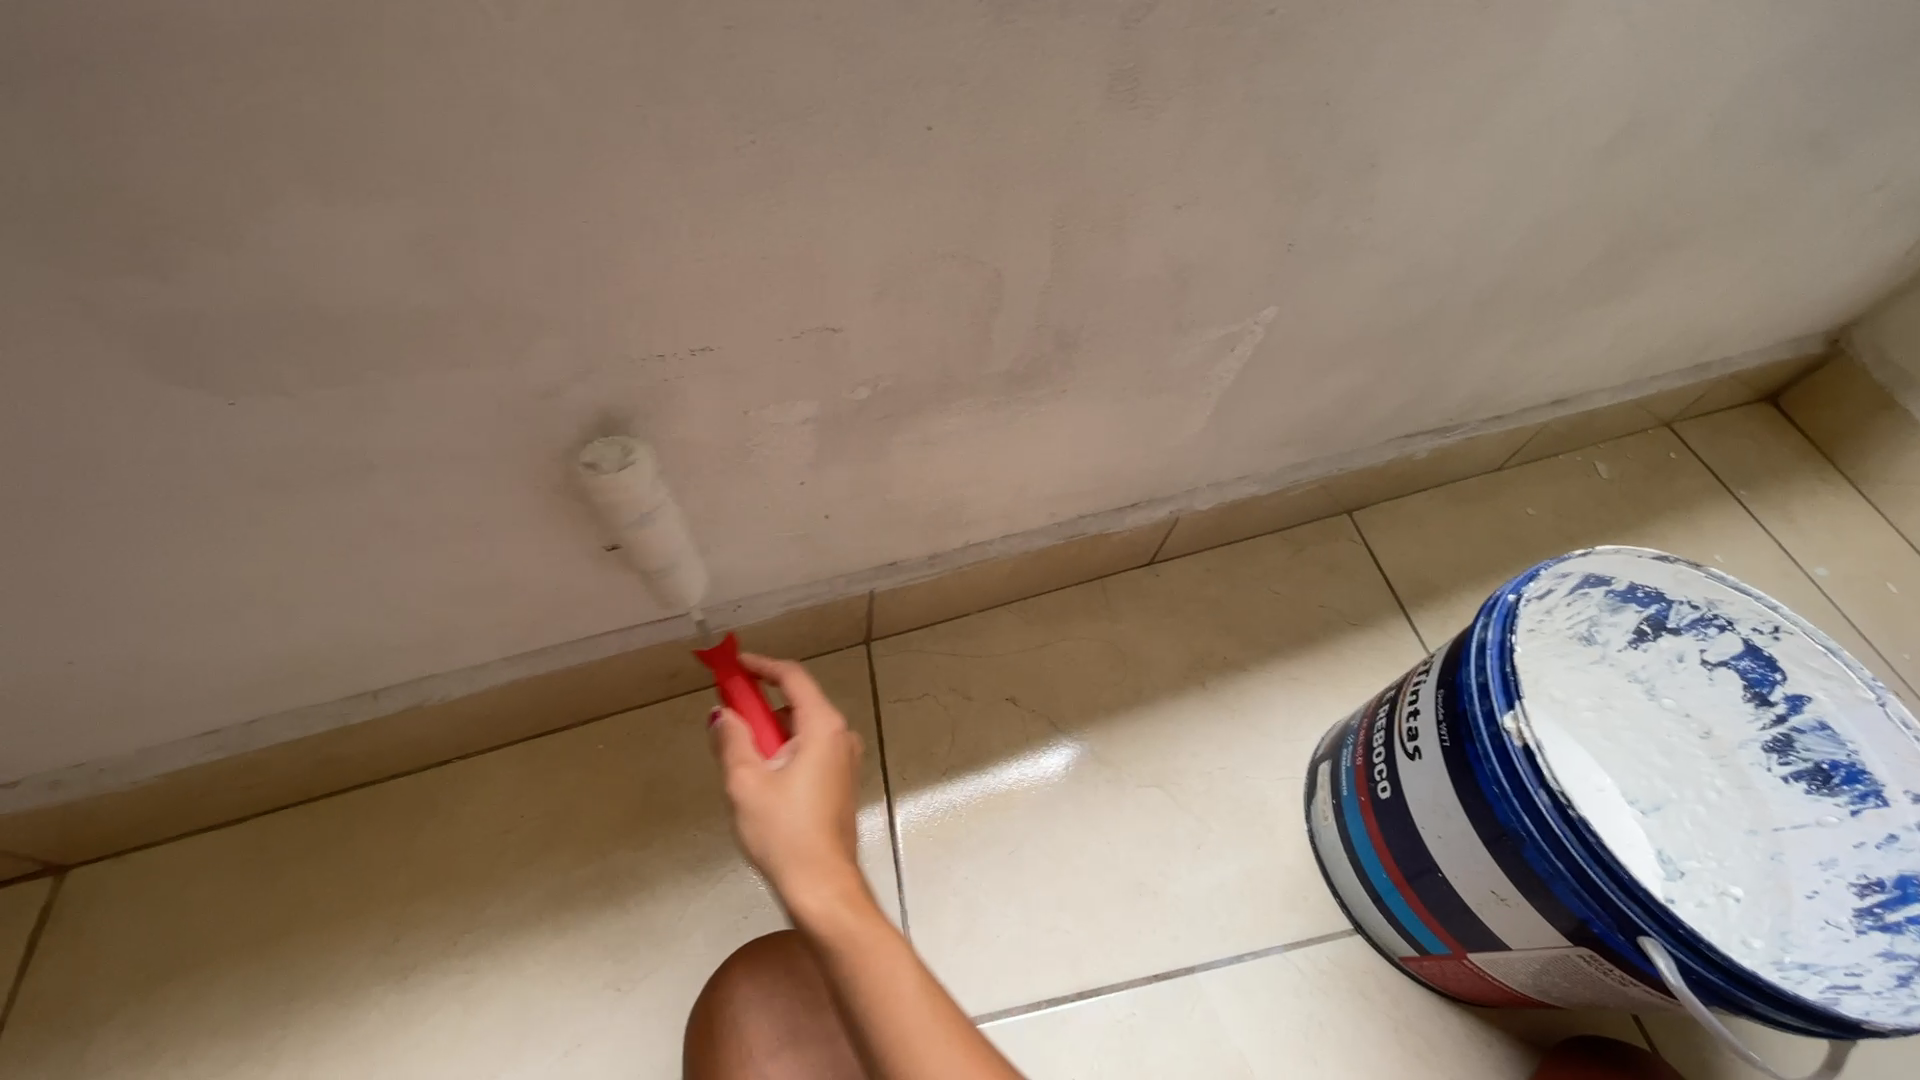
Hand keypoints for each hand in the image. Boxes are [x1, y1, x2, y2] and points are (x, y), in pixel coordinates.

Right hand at [709, 653, 871, 917]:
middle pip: (797, 703)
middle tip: (726, 714)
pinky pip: (809, 751)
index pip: (792, 677)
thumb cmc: (784, 832)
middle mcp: (841, 736)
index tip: (733, 665)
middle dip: (760, 705)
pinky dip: (783, 752)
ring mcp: (844, 760)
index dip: (761, 666)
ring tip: (738, 758)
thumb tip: (722, 714)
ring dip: (769, 734)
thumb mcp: (746, 782)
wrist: (823, 886)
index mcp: (823, 727)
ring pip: (801, 730)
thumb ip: (732, 740)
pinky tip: (761, 779)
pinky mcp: (841, 782)